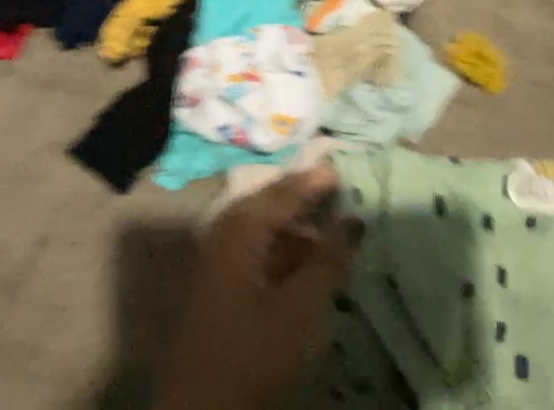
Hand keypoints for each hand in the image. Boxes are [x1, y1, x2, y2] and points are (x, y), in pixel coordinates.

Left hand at [157, 166, 357, 409]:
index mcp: (240, 230)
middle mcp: (224, 234)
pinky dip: (283, 250)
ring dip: (296, 227)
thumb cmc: (253, 352)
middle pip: (269, 204)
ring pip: (262, 229)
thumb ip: (328, 260)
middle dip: (304, 199)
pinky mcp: (218, 284)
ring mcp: (217, 259)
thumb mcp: (300, 308)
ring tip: (332, 230)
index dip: (314, 180)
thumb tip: (353, 220)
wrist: (201, 409)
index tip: (343, 168)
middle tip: (341, 194)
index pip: (283, 191)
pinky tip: (307, 264)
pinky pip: (255, 250)